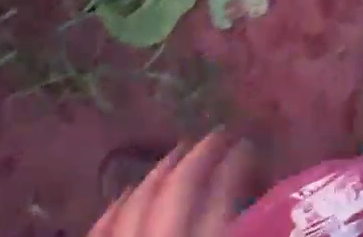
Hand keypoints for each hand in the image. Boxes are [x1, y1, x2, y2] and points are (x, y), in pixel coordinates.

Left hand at [90, 131, 256, 236]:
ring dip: (159, 172)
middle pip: (178, 188)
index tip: (250, 143)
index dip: (238, 162)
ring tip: (178, 153)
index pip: (223, 192)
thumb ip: (242, 225)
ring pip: (137, 202)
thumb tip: (262, 203)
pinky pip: (100, 229)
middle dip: (200, 154)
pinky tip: (125, 193)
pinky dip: (113, 209)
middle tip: (220, 134)